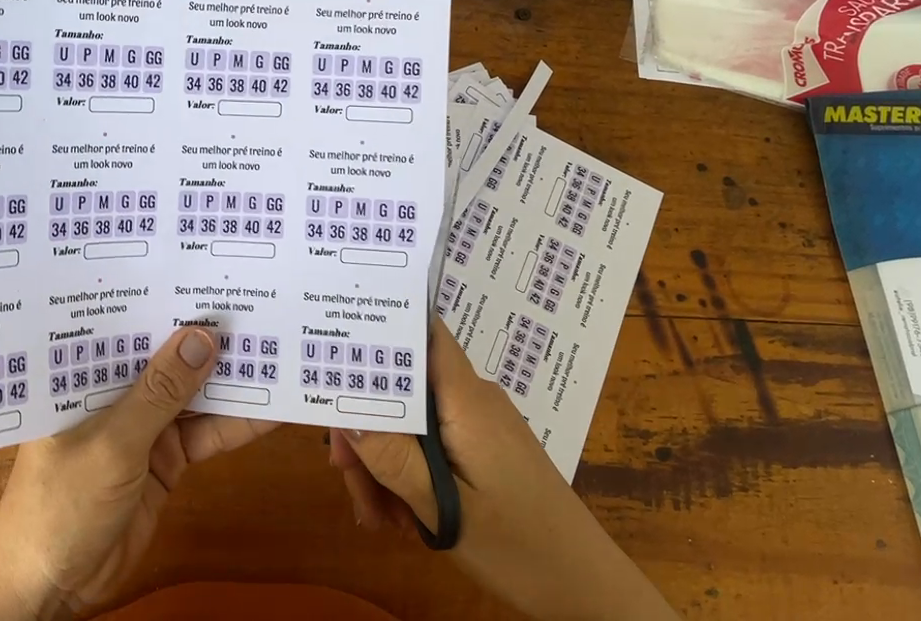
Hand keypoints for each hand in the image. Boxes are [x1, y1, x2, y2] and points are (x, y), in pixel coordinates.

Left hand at [0, 327, 277, 620]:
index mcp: (85, 374)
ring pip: (194, 395)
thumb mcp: (112, 444)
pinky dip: (236, 424)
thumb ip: (160, 393)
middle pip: (167, 358)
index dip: (164, 301)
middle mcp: (115, 392)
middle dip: (207, 337)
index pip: (126, 326)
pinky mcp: (165, 461)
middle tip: (259, 301)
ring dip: (230, 378)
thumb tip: (203, 336)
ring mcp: (143, 427)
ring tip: (278, 345)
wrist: (53, 589)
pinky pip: (205, 434)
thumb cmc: (63, 504)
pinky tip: (272, 406)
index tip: (208, 272)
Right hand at [329, 319, 678, 620]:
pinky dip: (409, 472)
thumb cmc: (518, 546)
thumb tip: (343, 409)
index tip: (334, 348)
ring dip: (386, 462)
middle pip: (404, 386)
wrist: (587, 592)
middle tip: (348, 480)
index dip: (380, 329)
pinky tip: (401, 516)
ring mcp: (479, 425)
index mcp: (466, 399)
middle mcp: (472, 399)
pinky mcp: (484, 448)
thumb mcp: (443, 508)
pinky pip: (433, 443)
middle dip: (368, 426)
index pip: (424, 332)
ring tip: (379, 517)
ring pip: (413, 421)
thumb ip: (392, 456)